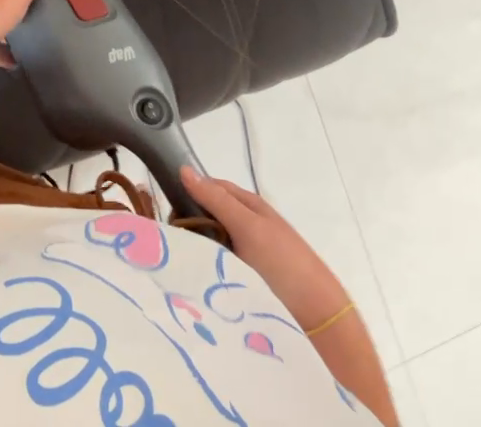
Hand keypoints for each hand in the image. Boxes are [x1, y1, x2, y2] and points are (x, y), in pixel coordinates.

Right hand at [182, 166, 350, 330]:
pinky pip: (216, 263)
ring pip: (210, 240)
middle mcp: (246, 224)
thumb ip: (216, 200)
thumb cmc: (282, 262)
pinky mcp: (244, 276)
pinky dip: (204, 264)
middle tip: (169, 241)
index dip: (188, 193)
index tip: (165, 211)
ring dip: (195, 246)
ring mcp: (246, 251)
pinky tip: (191, 275)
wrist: (315, 314)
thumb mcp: (247, 226)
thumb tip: (183, 168)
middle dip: (188, 223)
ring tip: (174, 260)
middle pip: (207, 214)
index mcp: (248, 205)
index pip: (210, 187)